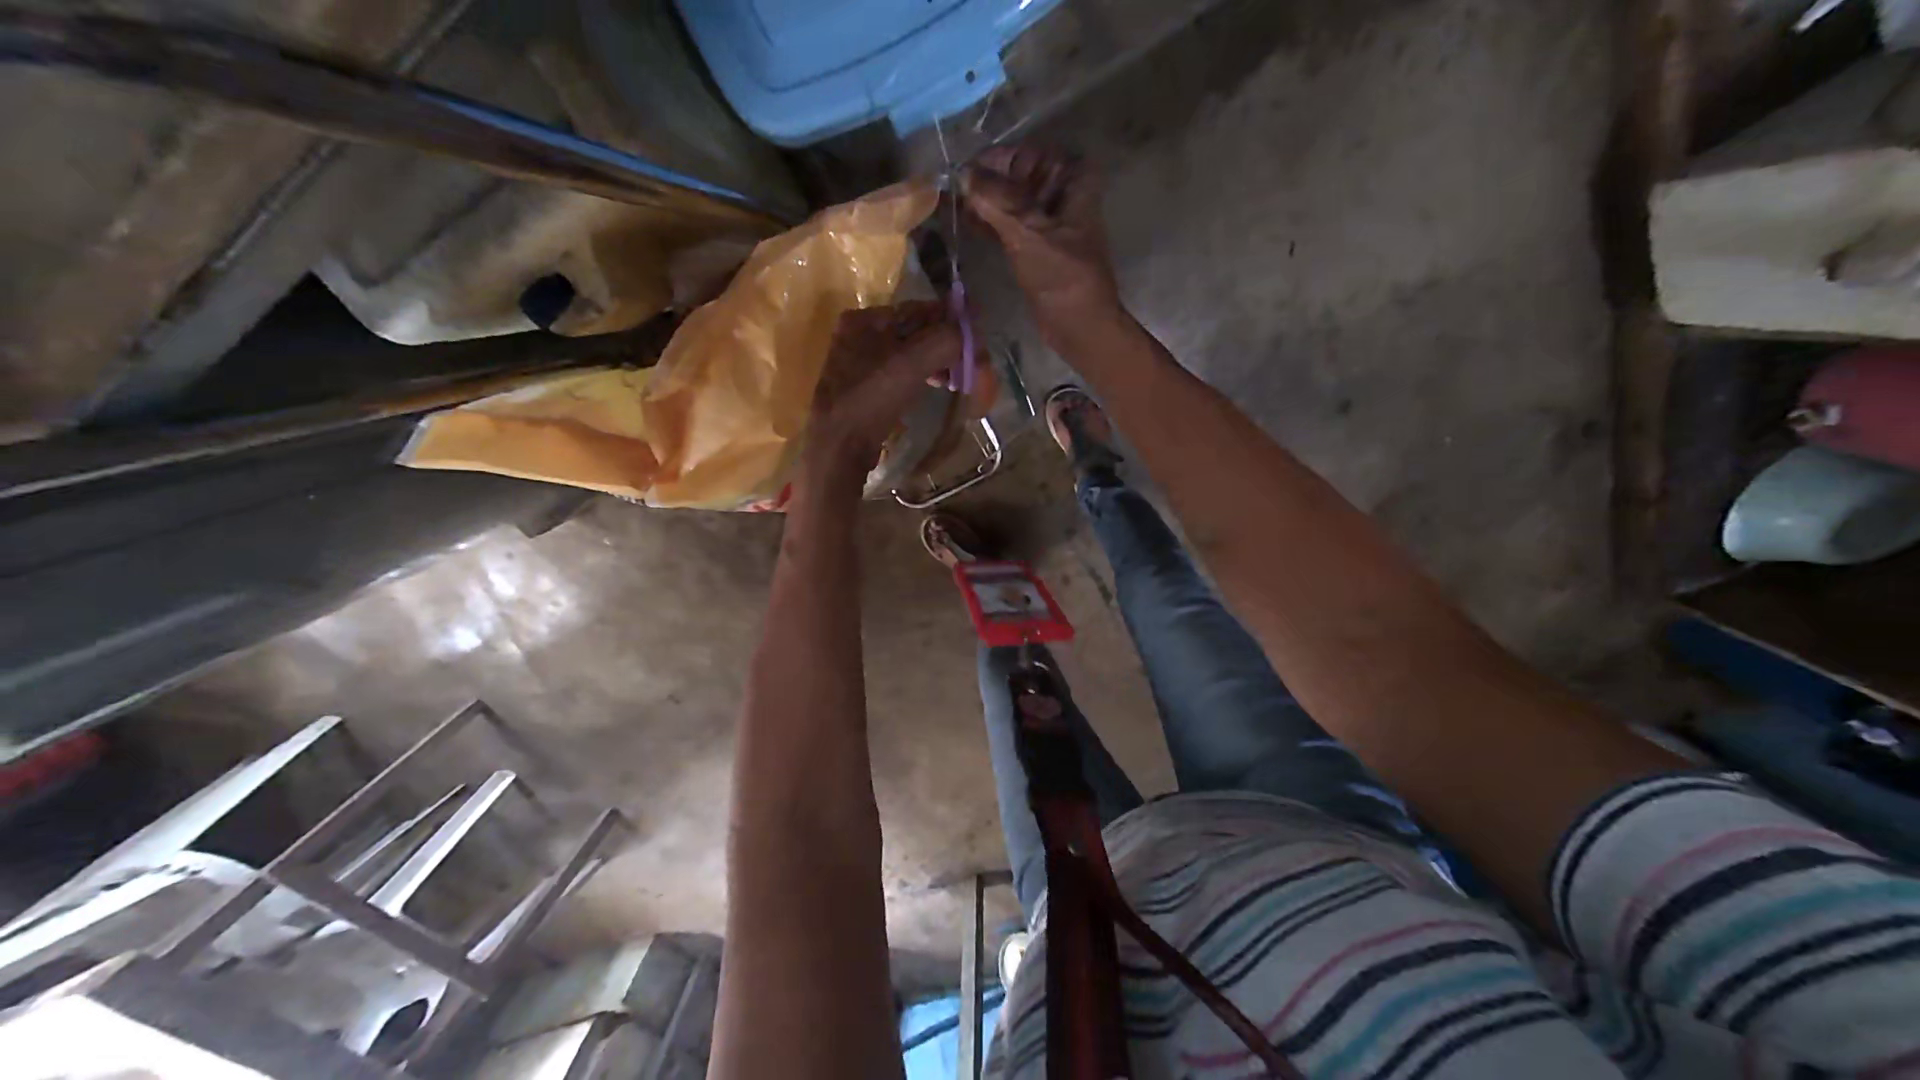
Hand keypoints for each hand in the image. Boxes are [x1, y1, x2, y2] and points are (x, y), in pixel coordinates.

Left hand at [804, 301, 959, 480]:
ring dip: (939, 363)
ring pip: (911, 354)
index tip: (977, 339)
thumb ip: (947, 339)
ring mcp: (859, 364)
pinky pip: (902, 374)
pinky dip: (924, 377)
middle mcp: (859, 335)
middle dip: (947, 346)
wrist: (839, 447)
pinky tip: (938, 387)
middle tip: (972, 365)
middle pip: (916, 332)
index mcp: (865, 319)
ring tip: (958, 380)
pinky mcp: (865, 390)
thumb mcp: (912, 362)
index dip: (952, 322)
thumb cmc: (872, 398)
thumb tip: (972, 333)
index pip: (920, 310)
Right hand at [964, 143, 1121, 325]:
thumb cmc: (1062, 275)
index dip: (993, 160)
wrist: (1079, 325)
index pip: (1024, 154)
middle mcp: (1061, 190)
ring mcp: (1048, 219)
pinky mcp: (1035, 243)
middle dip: (984, 181)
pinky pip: (1008, 223)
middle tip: (949, 188)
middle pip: (1015, 175)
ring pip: (1009, 200)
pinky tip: (964, 221)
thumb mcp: (1028, 232)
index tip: (961, 170)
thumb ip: (995, 200)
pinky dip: (988, 221)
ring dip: (982, 202)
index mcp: (1071, 177)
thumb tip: (963, 174)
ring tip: (949, 203)